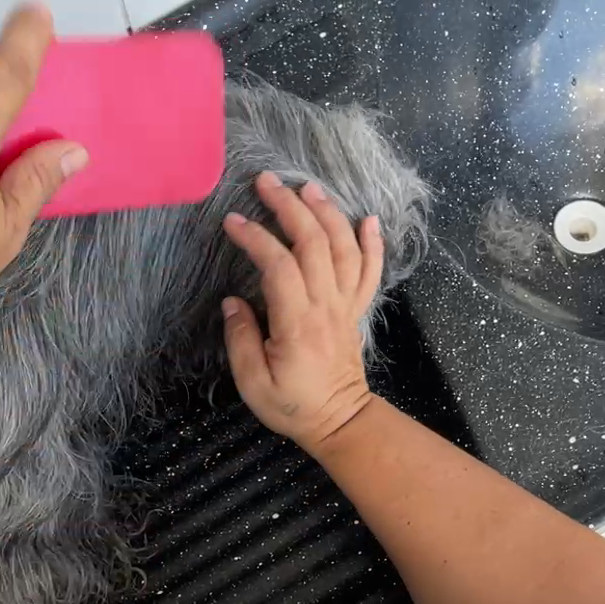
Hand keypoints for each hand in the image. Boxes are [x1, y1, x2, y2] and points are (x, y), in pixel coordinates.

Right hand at [221, 172, 385, 451]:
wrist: (339, 421)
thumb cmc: (292, 406)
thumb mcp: (253, 384)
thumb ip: (241, 340)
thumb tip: (232, 302)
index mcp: (297, 324)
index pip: (279, 266)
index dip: (257, 239)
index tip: (234, 222)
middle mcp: (326, 307)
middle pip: (313, 243)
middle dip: (290, 207)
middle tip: (267, 182)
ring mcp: (345, 306)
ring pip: (343, 248)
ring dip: (327, 213)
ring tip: (308, 187)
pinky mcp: (355, 311)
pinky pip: (369, 271)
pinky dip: (372, 243)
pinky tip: (367, 219)